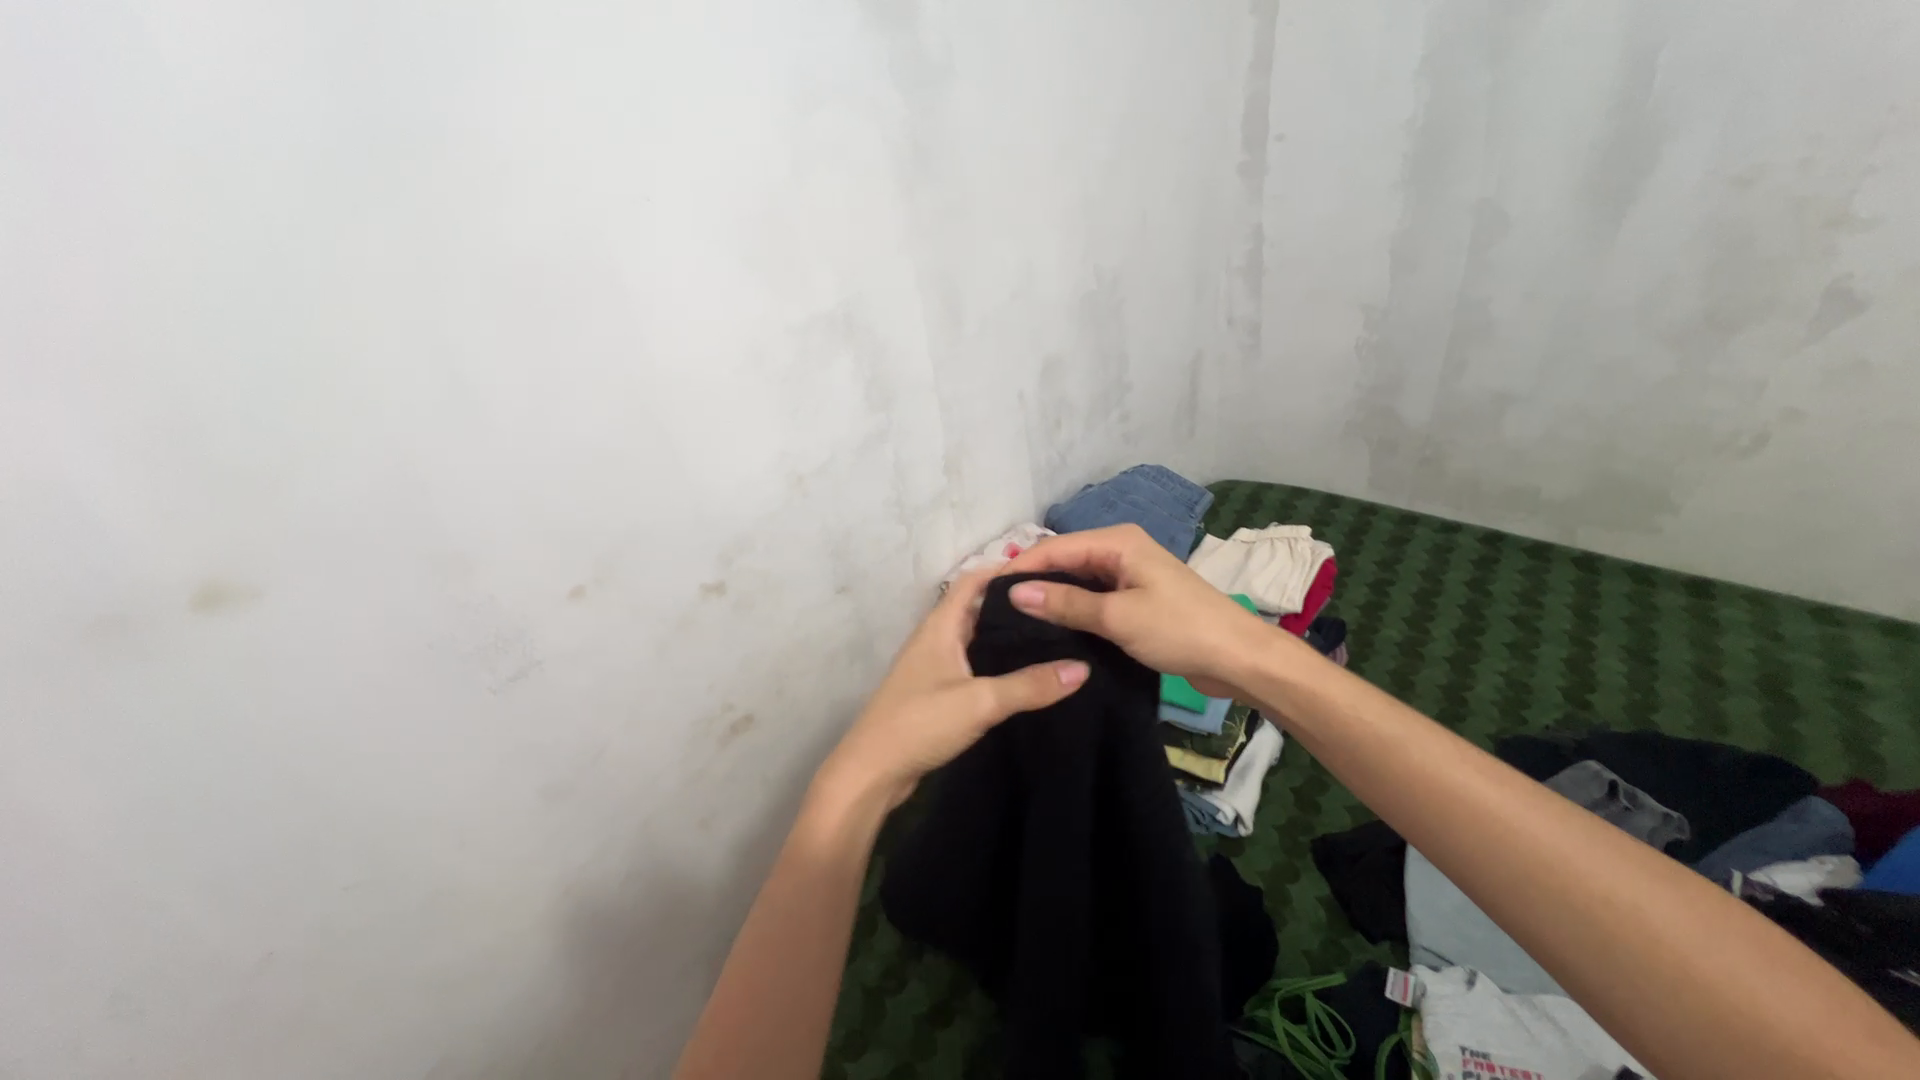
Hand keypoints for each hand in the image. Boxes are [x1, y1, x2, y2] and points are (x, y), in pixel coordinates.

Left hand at [814, 570, 1091, 810]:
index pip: (973, 580)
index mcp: (940, 626)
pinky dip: (997, 664)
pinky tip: (1025, 677)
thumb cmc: (920, 723)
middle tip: (1060, 609)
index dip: (1005, 571)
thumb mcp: (981, 702)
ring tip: (1053, 638)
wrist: (872, 772)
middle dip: (1014, 606)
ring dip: (1006, 637)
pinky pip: (973, 665)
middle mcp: (936, 638)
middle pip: (977, 608)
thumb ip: (1031, 685)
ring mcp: (934, 666)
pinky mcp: (936, 692)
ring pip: (976, 639)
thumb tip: (1082, 668)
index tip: (1047, 574)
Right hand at [996, 524, 1274, 697]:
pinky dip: (1074, 609)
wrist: (1238, 658)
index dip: (1021, 567)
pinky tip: (1052, 628)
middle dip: (1034, 581)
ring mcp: (1131, 574)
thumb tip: (1014, 592)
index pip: (1056, 547)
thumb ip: (1065, 603)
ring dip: (1053, 597)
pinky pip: (1094, 597)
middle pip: (1066, 560)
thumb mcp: (1117, 617)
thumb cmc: (1179, 630)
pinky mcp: (1137, 599)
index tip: (985, 591)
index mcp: (1118, 542)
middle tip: (995, 609)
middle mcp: (1122, 549)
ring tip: (1015, 620)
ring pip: (1079, 581)